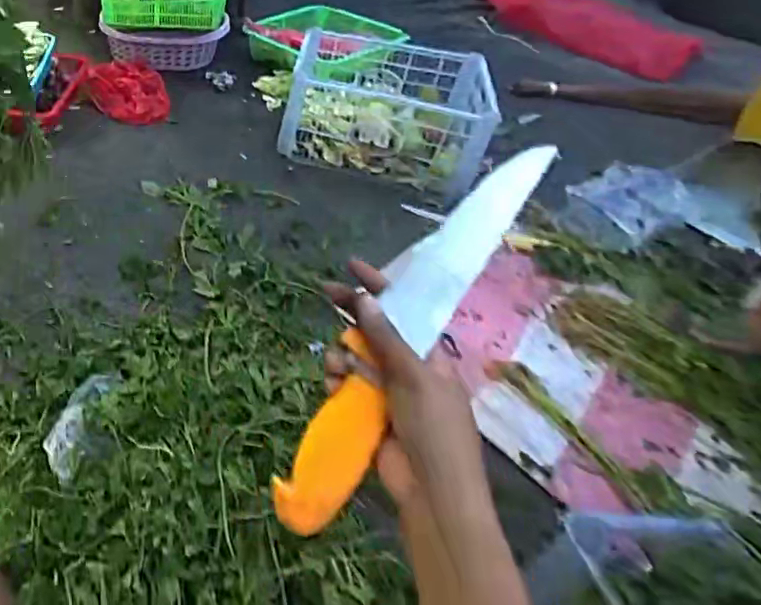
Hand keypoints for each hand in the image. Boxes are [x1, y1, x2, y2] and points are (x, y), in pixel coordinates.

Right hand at [322, 260, 483, 509]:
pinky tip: (333, 388)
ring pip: (355, 356)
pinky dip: (337, 381)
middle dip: (351, 315)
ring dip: (340, 355)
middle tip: (326, 294)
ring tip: (335, 369)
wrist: (432, 495)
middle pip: (373, 329)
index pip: (402, 310)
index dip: (379, 286)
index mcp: (428, 354)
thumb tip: (365, 297)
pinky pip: (347, 384)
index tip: (351, 266)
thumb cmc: (435, 430)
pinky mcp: (369, 412)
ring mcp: (387, 390)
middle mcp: (407, 367)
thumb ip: (386, 338)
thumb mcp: (414, 378)